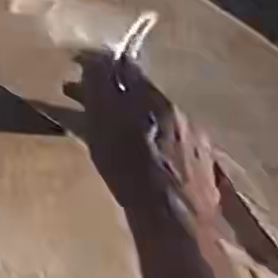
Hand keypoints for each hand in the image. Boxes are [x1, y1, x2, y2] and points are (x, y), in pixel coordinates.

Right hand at [74, 53, 220, 224]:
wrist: (174, 221)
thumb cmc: (128, 168)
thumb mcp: (101, 121)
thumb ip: (98, 86)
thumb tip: (94, 56)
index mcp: (155, 98)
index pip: (125, 66)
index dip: (97, 62)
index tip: (76, 65)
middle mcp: (179, 111)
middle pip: (138, 91)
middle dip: (107, 91)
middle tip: (78, 97)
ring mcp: (195, 139)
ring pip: (151, 115)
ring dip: (125, 114)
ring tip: (103, 128)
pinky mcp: (202, 164)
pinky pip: (165, 138)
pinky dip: (145, 136)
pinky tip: (135, 151)